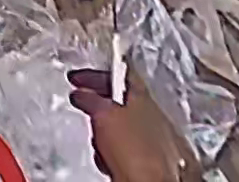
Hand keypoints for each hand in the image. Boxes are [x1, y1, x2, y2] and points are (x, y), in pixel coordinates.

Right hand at [68, 70, 193, 181]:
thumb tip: (81, 93)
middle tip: (83, 104)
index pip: (121, 72)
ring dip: (106, 130)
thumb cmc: (133, 150)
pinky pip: (127, 149)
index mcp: (145, 98)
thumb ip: (89, 97)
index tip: (80, 77)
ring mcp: (158, 144)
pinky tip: (108, 157)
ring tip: (97, 139)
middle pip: (121, 101)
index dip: (97, 73)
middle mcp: (156, 119)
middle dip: (99, 104)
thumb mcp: (101, 113)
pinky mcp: (154, 166)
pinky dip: (114, 150)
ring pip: (122, 126)